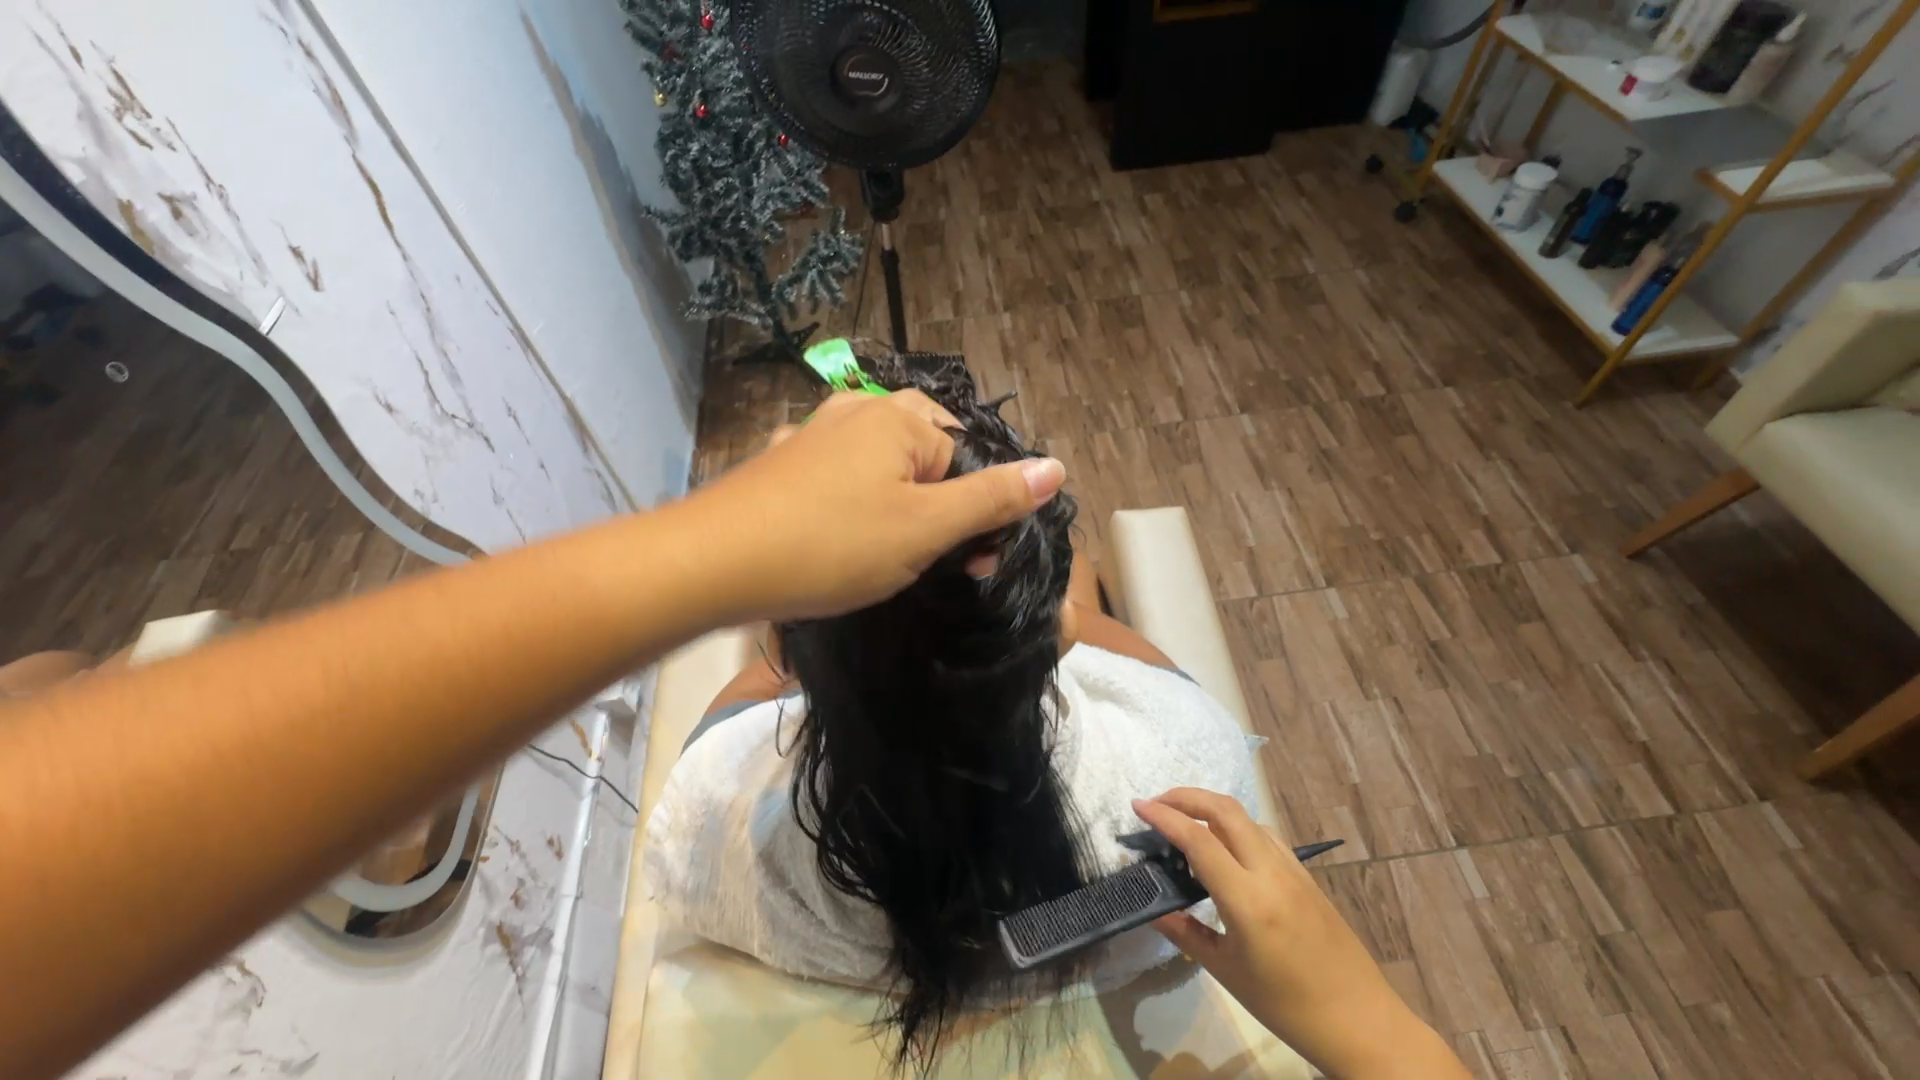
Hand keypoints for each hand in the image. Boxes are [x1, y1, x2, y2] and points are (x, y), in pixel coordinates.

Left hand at [685, 389, 1064, 620]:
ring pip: (882, 467)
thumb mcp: (926, 528)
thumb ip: (992, 498)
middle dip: (940, 504)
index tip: (970, 562)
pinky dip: (854, 507)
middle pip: (927, 452)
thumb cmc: (832, 544)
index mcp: (899, 417)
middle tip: (933, 555)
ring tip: (888, 556)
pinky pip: (840, 479)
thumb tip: (1056, 466)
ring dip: (899, 508)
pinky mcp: (782, 466)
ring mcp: (813, 436)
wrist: (712, 563)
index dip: (979, 510)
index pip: (970, 453)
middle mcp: (857, 411)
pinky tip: (840, 540)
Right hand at [1133, 790, 1469, 1078]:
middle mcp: (1271, 872)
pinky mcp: (1306, 876)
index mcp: (1248, 899)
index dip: (1164, 817)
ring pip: (1247, 818)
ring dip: (1211, 808)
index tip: (1137, 807)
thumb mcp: (1226, 971)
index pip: (1198, 839)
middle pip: (1225, 810)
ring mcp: (1293, 870)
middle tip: (1156, 804)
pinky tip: (1224, 846)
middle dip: (1186, 796)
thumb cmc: (1287, 1006)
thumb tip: (1153, 908)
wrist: (1360, 1022)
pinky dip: (1236, 826)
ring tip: (1184, 821)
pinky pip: (1265, 836)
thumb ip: (1185, 932)